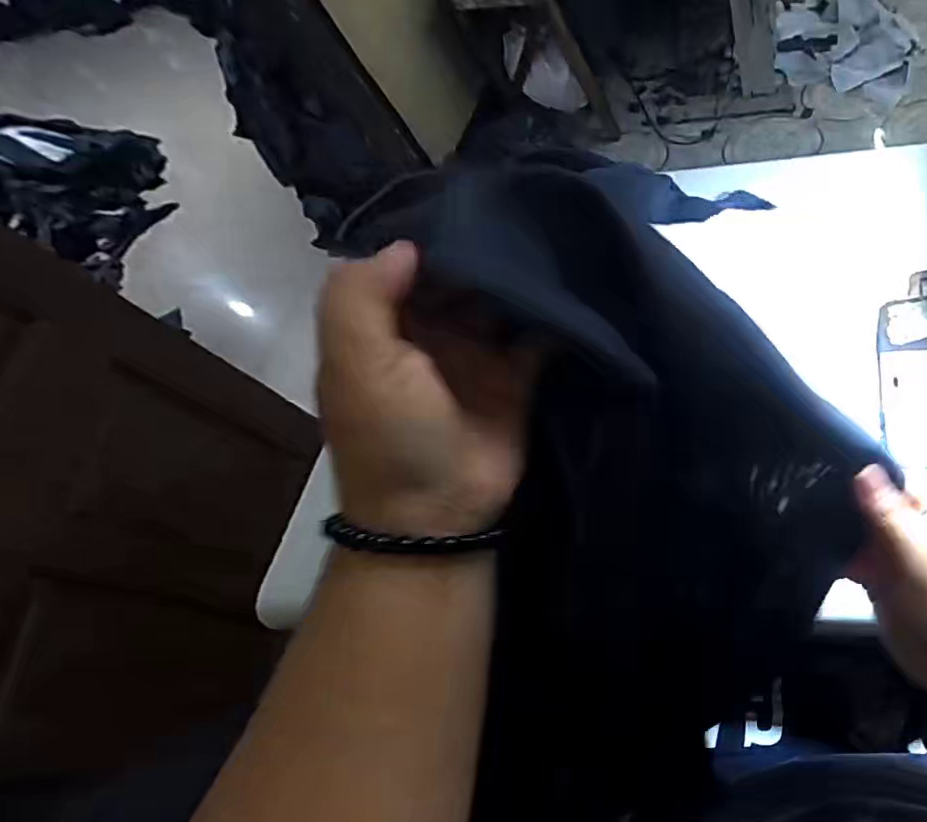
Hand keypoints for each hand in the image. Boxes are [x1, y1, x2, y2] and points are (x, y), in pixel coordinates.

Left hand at [317, 241, 543, 535]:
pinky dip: (552, 324)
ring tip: (551, 249)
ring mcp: (477, 359)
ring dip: (519, 284)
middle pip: (457, 281)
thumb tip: (409, 247)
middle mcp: (430, 335)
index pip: (403, 265)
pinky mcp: (518, 383)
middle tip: (521, 222)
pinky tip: (570, 298)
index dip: (429, 238)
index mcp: (383, 325)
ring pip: (498, 307)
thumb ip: (363, 295)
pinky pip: (536, 344)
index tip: (465, 207)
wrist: (440, 509)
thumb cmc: (390, 435)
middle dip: (482, 254)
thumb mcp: (356, 361)